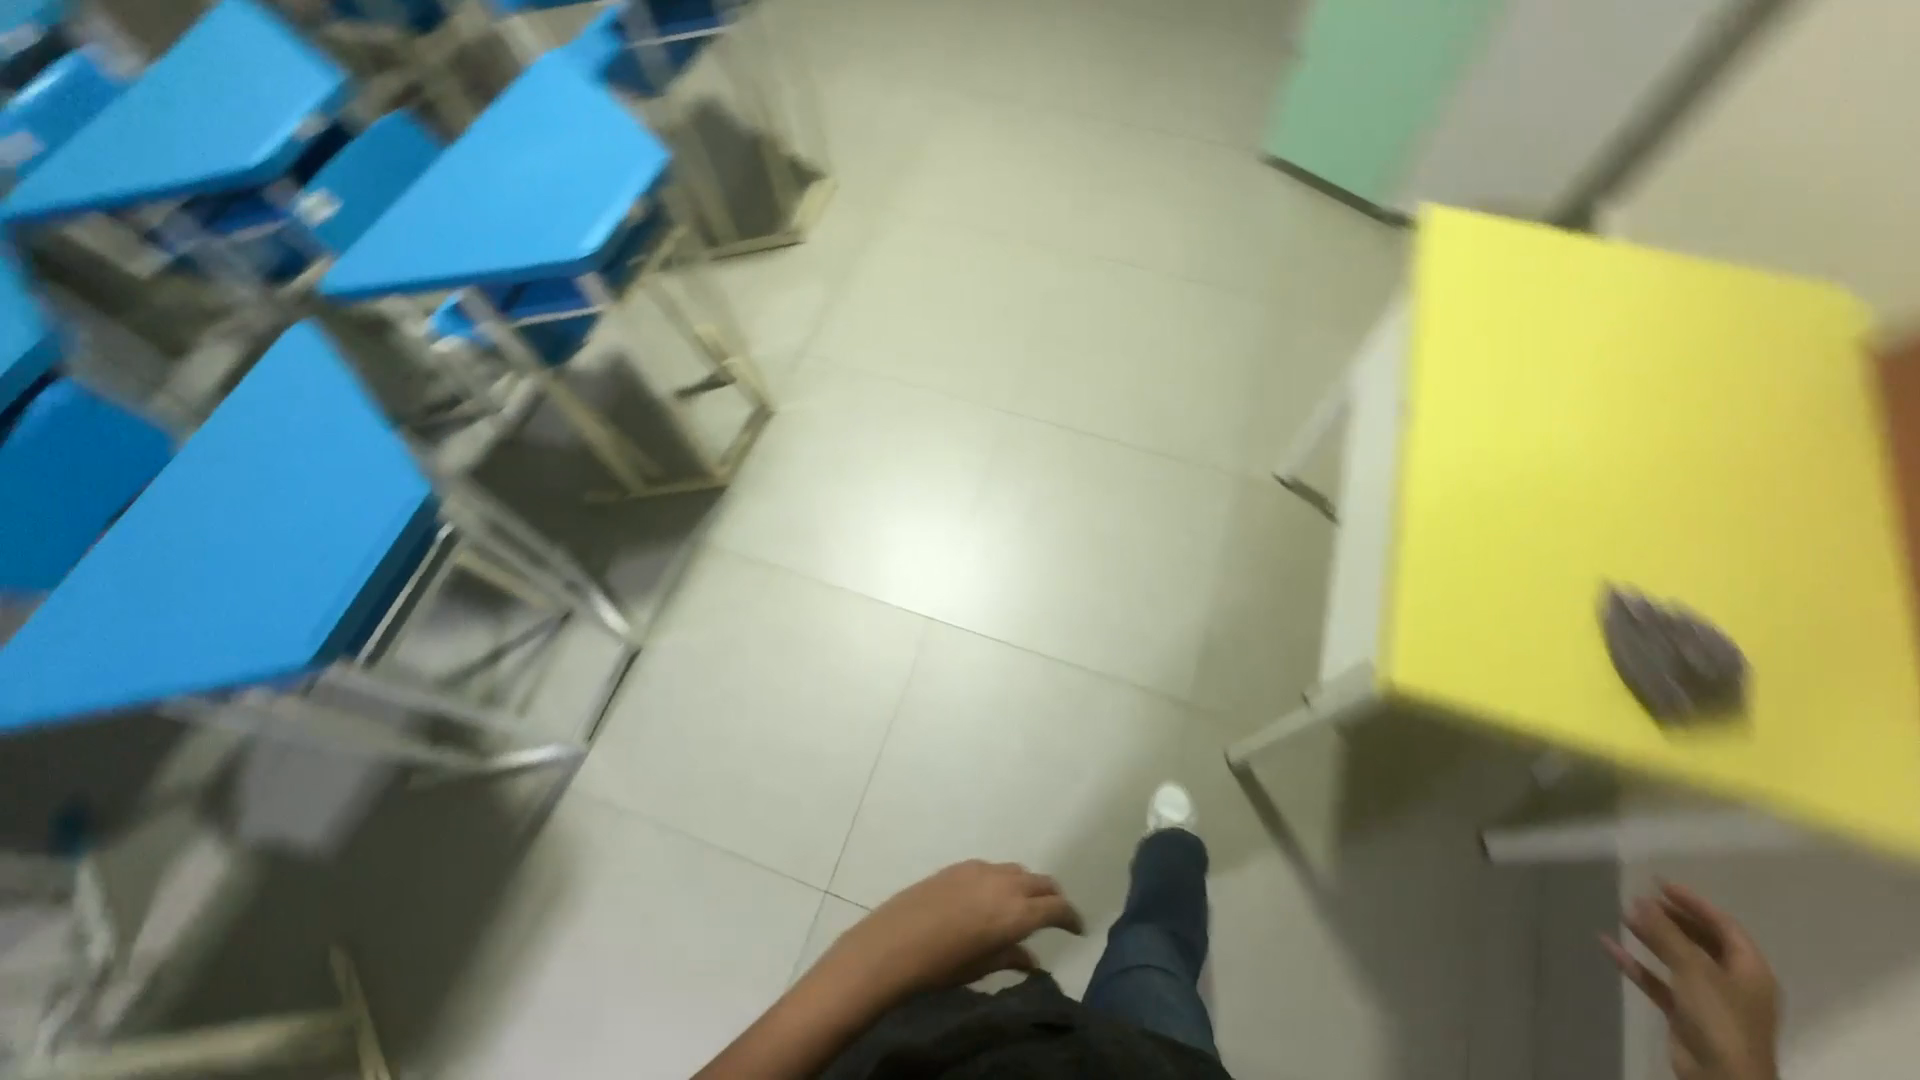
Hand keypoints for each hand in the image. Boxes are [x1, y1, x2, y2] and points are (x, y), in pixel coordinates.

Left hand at [816, 860, 1084, 999]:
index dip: (1071, 918)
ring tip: (1023, 904)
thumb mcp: (982, 967)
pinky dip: (1003, 879)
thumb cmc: (942, 966)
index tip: (1077, 929)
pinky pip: (993, 868)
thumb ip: (1012, 956)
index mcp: (1017, 913)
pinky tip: (991, 896)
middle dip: (1053, 897)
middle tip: (1055, 916)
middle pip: (1042, 882)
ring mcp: (981, 870)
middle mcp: (1005, 885)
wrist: (894, 943)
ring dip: (1028, 885)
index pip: (1057, 908)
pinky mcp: (959, 865)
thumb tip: (1032, 959)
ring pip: (1018, 871)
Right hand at [1604, 882, 1779, 1079]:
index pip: (1724, 926)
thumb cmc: (1719, 1018)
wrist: (1720, 1076)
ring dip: (1653, 938)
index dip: (1694, 902)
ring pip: (1679, 960)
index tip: (1660, 883)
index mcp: (1749, 969)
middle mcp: (1733, 981)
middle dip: (1671, 919)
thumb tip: (1642, 899)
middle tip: (1640, 899)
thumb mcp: (1693, 969)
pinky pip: (1659, 981)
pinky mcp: (1686, 1015)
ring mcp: (1709, 999)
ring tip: (1624, 916)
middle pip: (1701, 941)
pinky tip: (1610, 947)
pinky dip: (1638, 965)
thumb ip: (1667, 934)